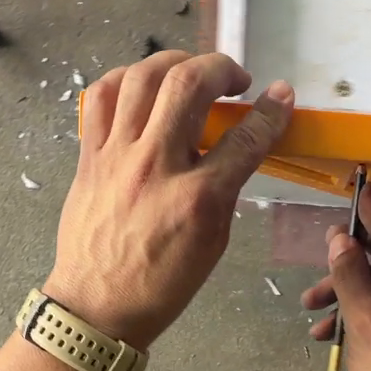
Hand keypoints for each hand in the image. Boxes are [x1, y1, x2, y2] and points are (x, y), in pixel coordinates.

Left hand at [43, 51, 293, 349]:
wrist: (98, 307)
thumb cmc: (160, 287)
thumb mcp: (212, 245)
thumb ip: (223, 192)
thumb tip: (229, 151)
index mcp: (197, 200)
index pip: (244, 140)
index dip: (271, 112)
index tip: (282, 96)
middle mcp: (155, 167)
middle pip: (188, 85)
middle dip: (220, 68)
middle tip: (234, 79)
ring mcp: (116, 157)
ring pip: (142, 76)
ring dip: (174, 62)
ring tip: (190, 73)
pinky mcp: (88, 156)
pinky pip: (101, 96)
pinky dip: (125, 79)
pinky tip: (142, 87)